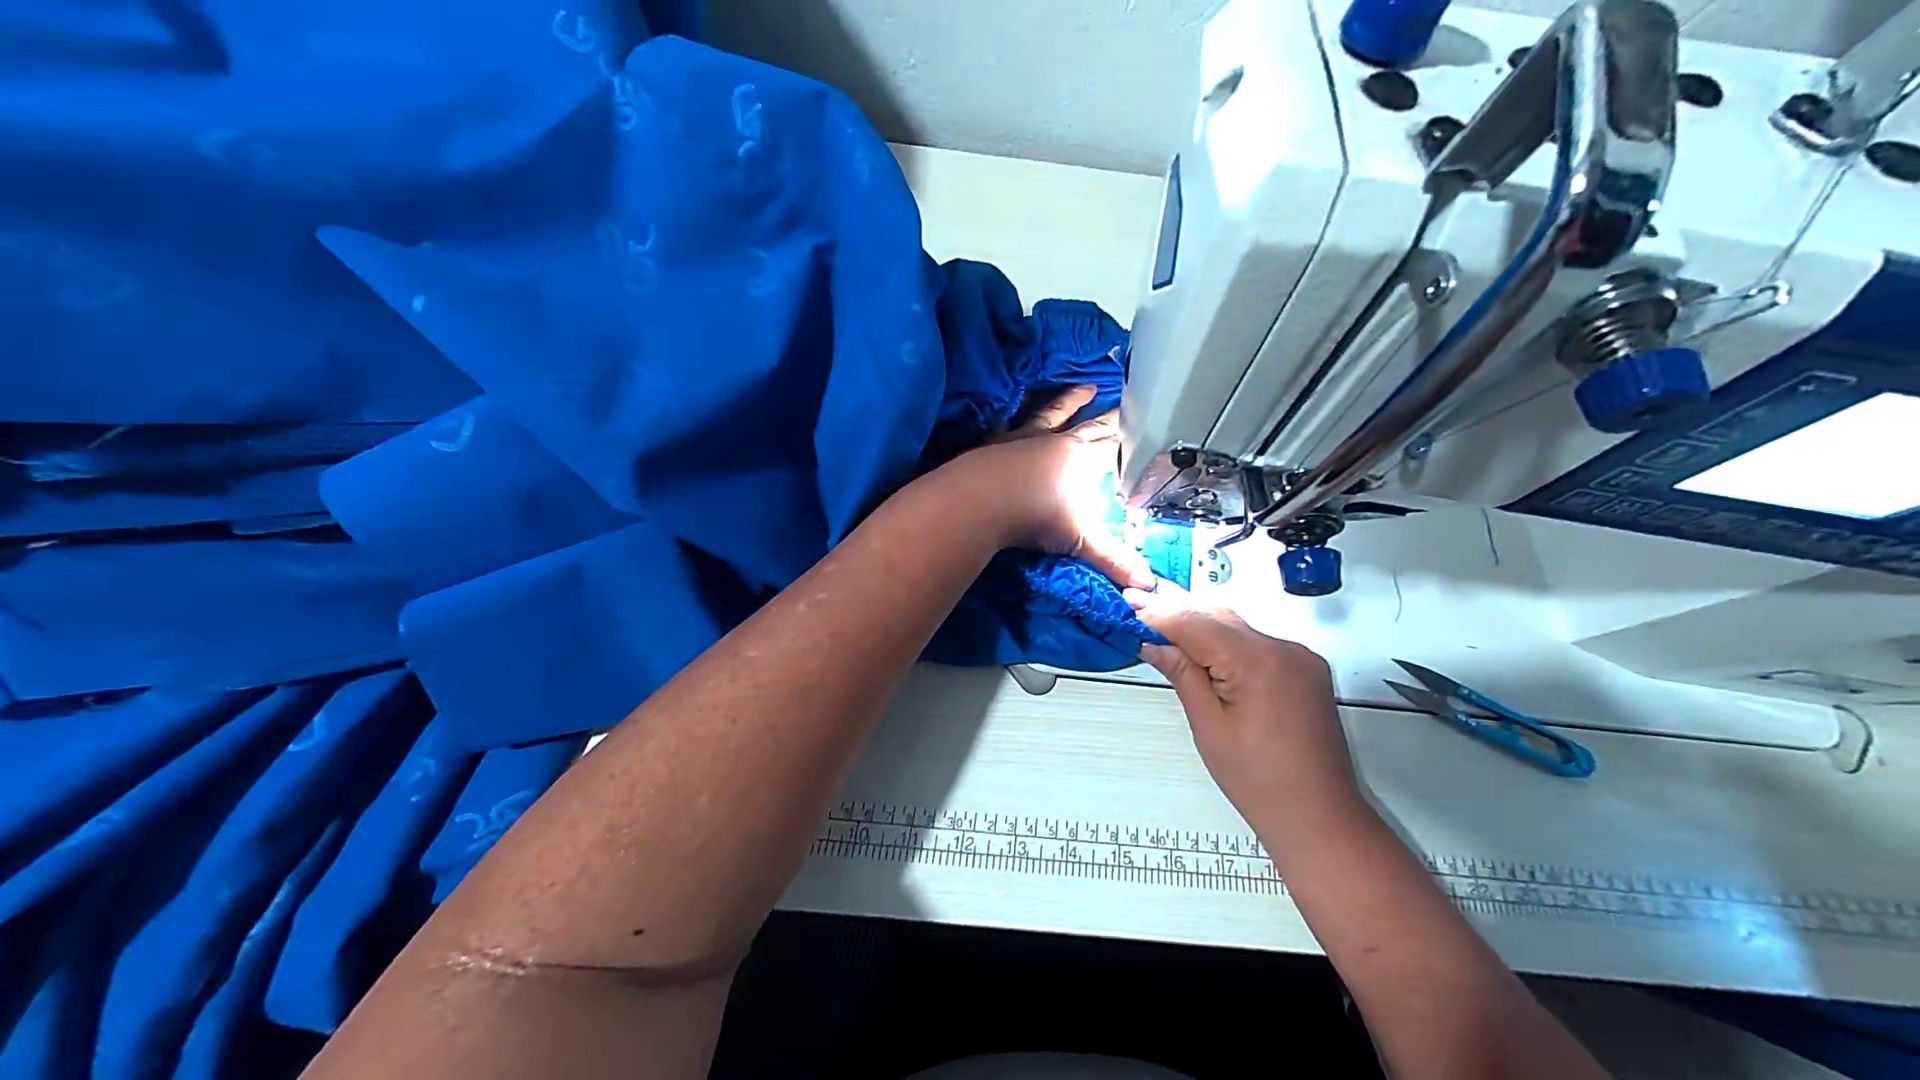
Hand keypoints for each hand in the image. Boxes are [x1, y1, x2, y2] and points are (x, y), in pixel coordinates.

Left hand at [935, 385, 1152, 588]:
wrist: (977, 501)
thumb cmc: (1033, 517)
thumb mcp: (1079, 540)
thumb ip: (1113, 560)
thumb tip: (1148, 585)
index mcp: (1081, 459)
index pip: (1113, 446)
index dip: (1128, 442)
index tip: (1142, 432)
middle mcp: (1055, 441)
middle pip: (1088, 424)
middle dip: (1106, 416)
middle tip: (1118, 400)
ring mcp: (1022, 437)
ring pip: (1052, 413)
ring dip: (1069, 401)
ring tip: (1083, 388)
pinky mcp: (994, 442)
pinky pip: (1008, 422)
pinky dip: (1014, 416)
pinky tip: (1013, 413)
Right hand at [1126, 582, 1368, 852]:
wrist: (1318, 816)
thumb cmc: (1260, 781)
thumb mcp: (1208, 725)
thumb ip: (1182, 674)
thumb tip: (1154, 643)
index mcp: (1258, 663)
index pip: (1197, 623)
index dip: (1160, 614)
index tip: (1131, 606)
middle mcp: (1285, 650)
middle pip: (1219, 615)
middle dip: (1178, 610)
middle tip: (1139, 604)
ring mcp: (1300, 657)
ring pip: (1238, 625)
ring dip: (1201, 622)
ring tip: (1162, 622)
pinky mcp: (1305, 668)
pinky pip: (1257, 641)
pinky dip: (1227, 639)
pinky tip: (1202, 645)